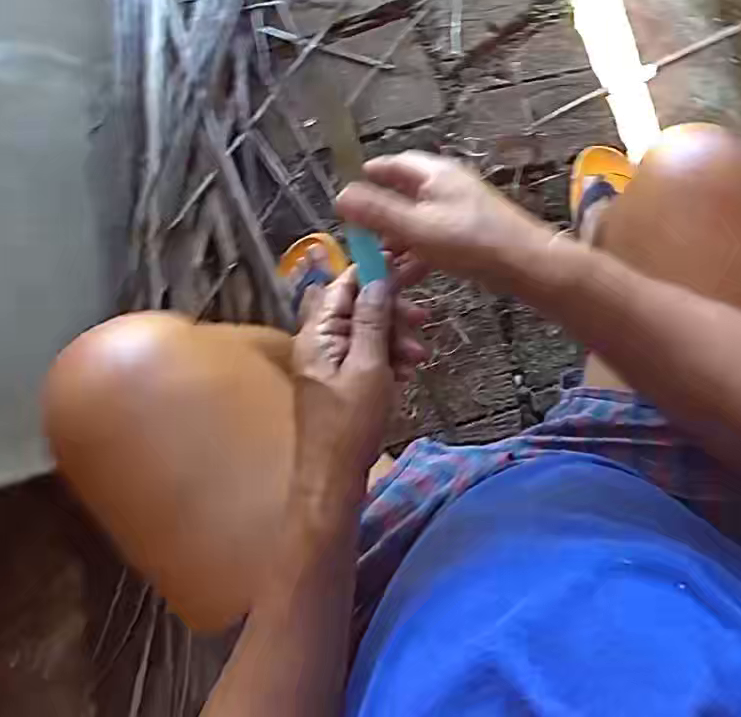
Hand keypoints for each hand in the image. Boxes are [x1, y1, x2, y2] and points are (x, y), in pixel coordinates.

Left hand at [288, 267, 402, 518]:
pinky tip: (406, 373)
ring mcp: (330, 360)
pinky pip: (369, 353)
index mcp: (317, 333)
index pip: (344, 284)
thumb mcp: (369, 366)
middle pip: (359, 306)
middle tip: (423, 317)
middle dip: (392, 312)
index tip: (406, 262)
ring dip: (396, 338)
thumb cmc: (351, 424)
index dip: (375, 270)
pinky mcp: (341, 377)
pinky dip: (390, 357)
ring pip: (368, 330)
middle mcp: (319, 340)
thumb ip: (372, 320)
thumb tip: (378, 277)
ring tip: (418, 358)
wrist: (335, 479)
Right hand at [335, 153, 556, 294]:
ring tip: (380, 260)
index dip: (369, 176)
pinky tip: (408, 273)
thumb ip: (376, 212)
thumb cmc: (469, 241)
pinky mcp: (472, 229)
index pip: (392, 164)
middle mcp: (448, 183)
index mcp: (433, 172)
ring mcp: (462, 206)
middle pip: (404, 192)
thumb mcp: (415, 227)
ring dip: (398, 236)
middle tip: (359, 234)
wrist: (526, 263)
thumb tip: (341, 195)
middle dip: (381, 213)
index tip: (348, 193)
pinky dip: (419, 249)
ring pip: (419, 217)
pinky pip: (436, 234)